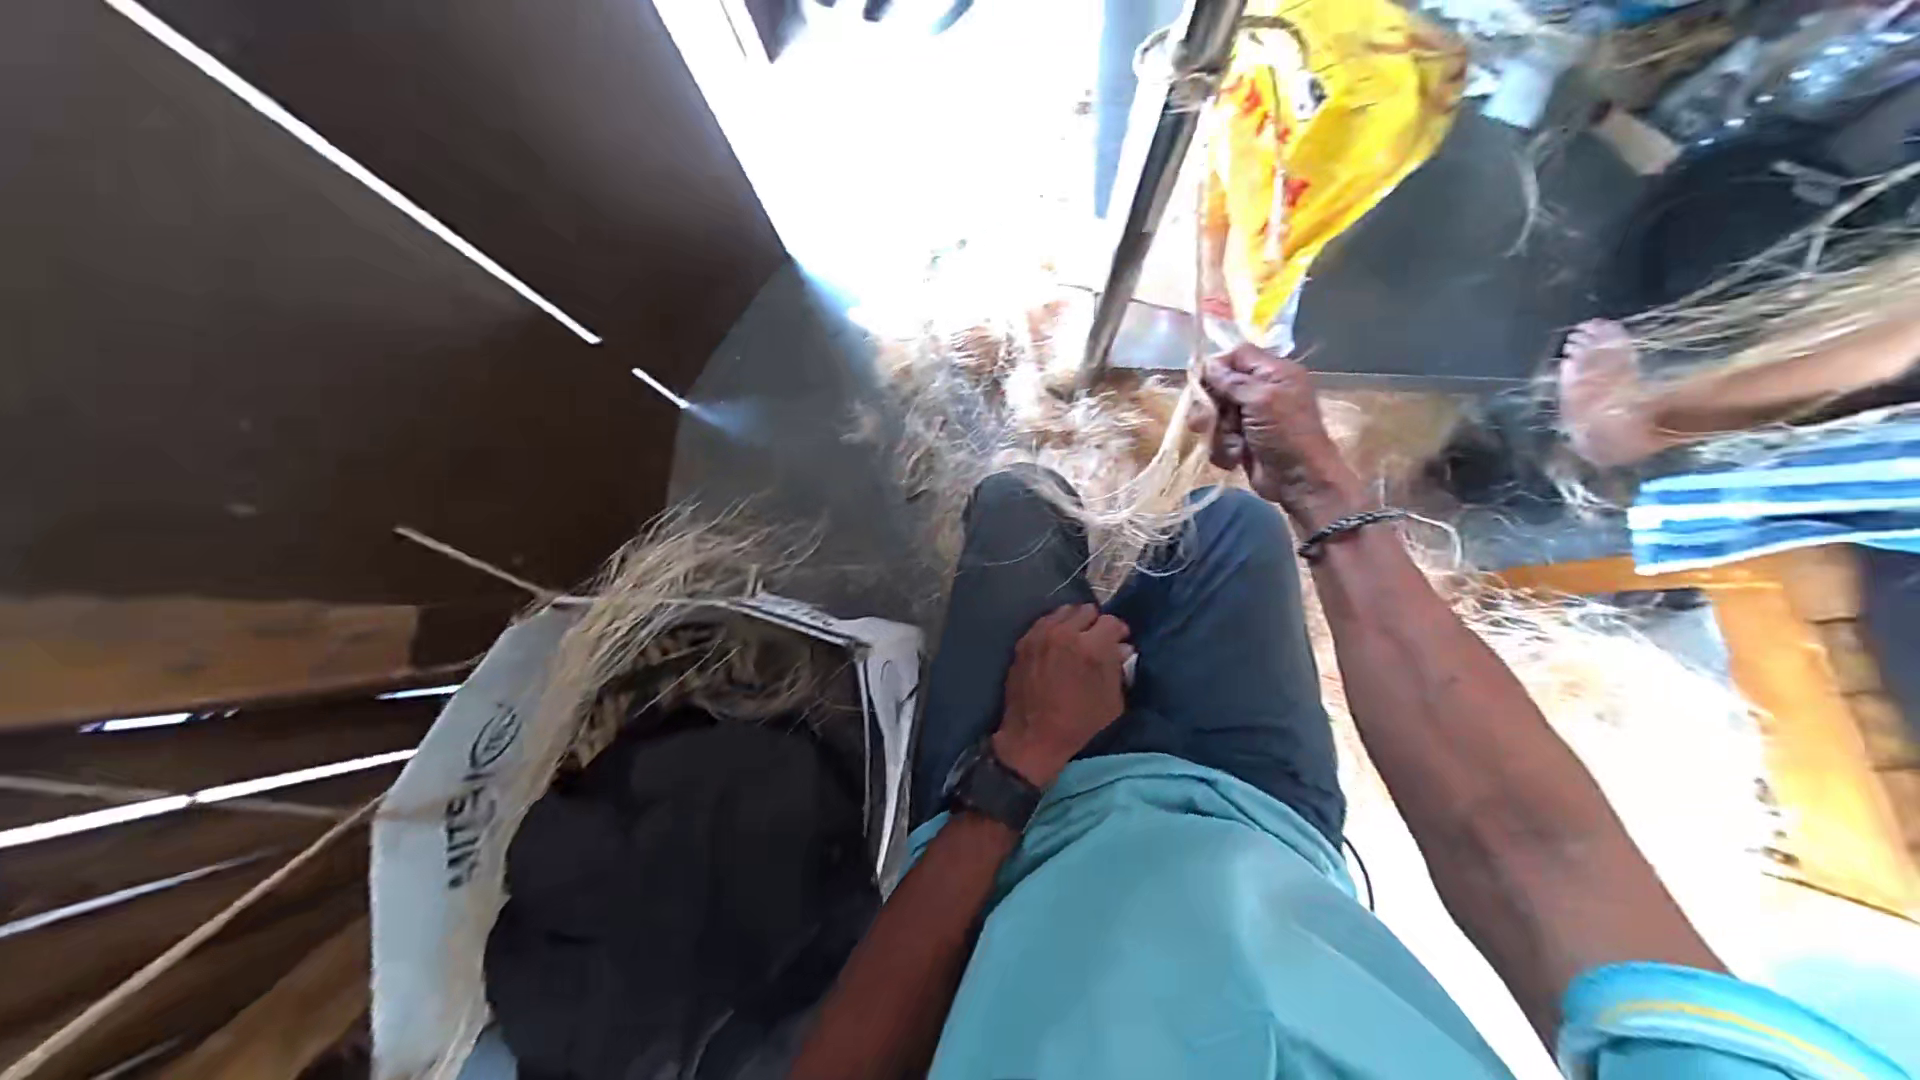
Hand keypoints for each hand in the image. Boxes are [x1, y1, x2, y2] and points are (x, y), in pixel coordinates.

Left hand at [992, 604, 1131, 787]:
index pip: (1112, 622)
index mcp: (1092, 648)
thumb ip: (1119, 668)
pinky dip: (1054, 627)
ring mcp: (1041, 635)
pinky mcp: (1024, 641)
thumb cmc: (1079, 723)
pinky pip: (1044, 621)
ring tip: (1075, 640)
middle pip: (1088, 611)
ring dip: (1074, 622)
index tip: (1118, 643)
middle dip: (1095, 625)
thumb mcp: (1113, 701)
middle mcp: (1066, 633)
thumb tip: (1122, 647)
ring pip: (1064, 611)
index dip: (1118, 633)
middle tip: (1096, 642)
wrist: (1034, 736)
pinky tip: (1056, 644)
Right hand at [1196, 345, 1365, 527]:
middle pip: (1220, 387)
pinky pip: (1218, 437)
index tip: (1201, 383)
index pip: (1237, 356)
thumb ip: (1233, 381)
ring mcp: (1250, 417)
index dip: (1217, 367)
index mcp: (1274, 373)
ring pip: (1215, 416)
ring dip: (1218, 433)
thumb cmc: (1286, 434)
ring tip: (1233, 446)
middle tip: (1205, 422)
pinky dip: (1224, 448)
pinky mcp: (1242, 440)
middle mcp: (1261, 391)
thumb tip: (1207, 364)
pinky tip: (1237, 457)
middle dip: (1211, 408)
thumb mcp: (1262, 400)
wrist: (1298, 479)